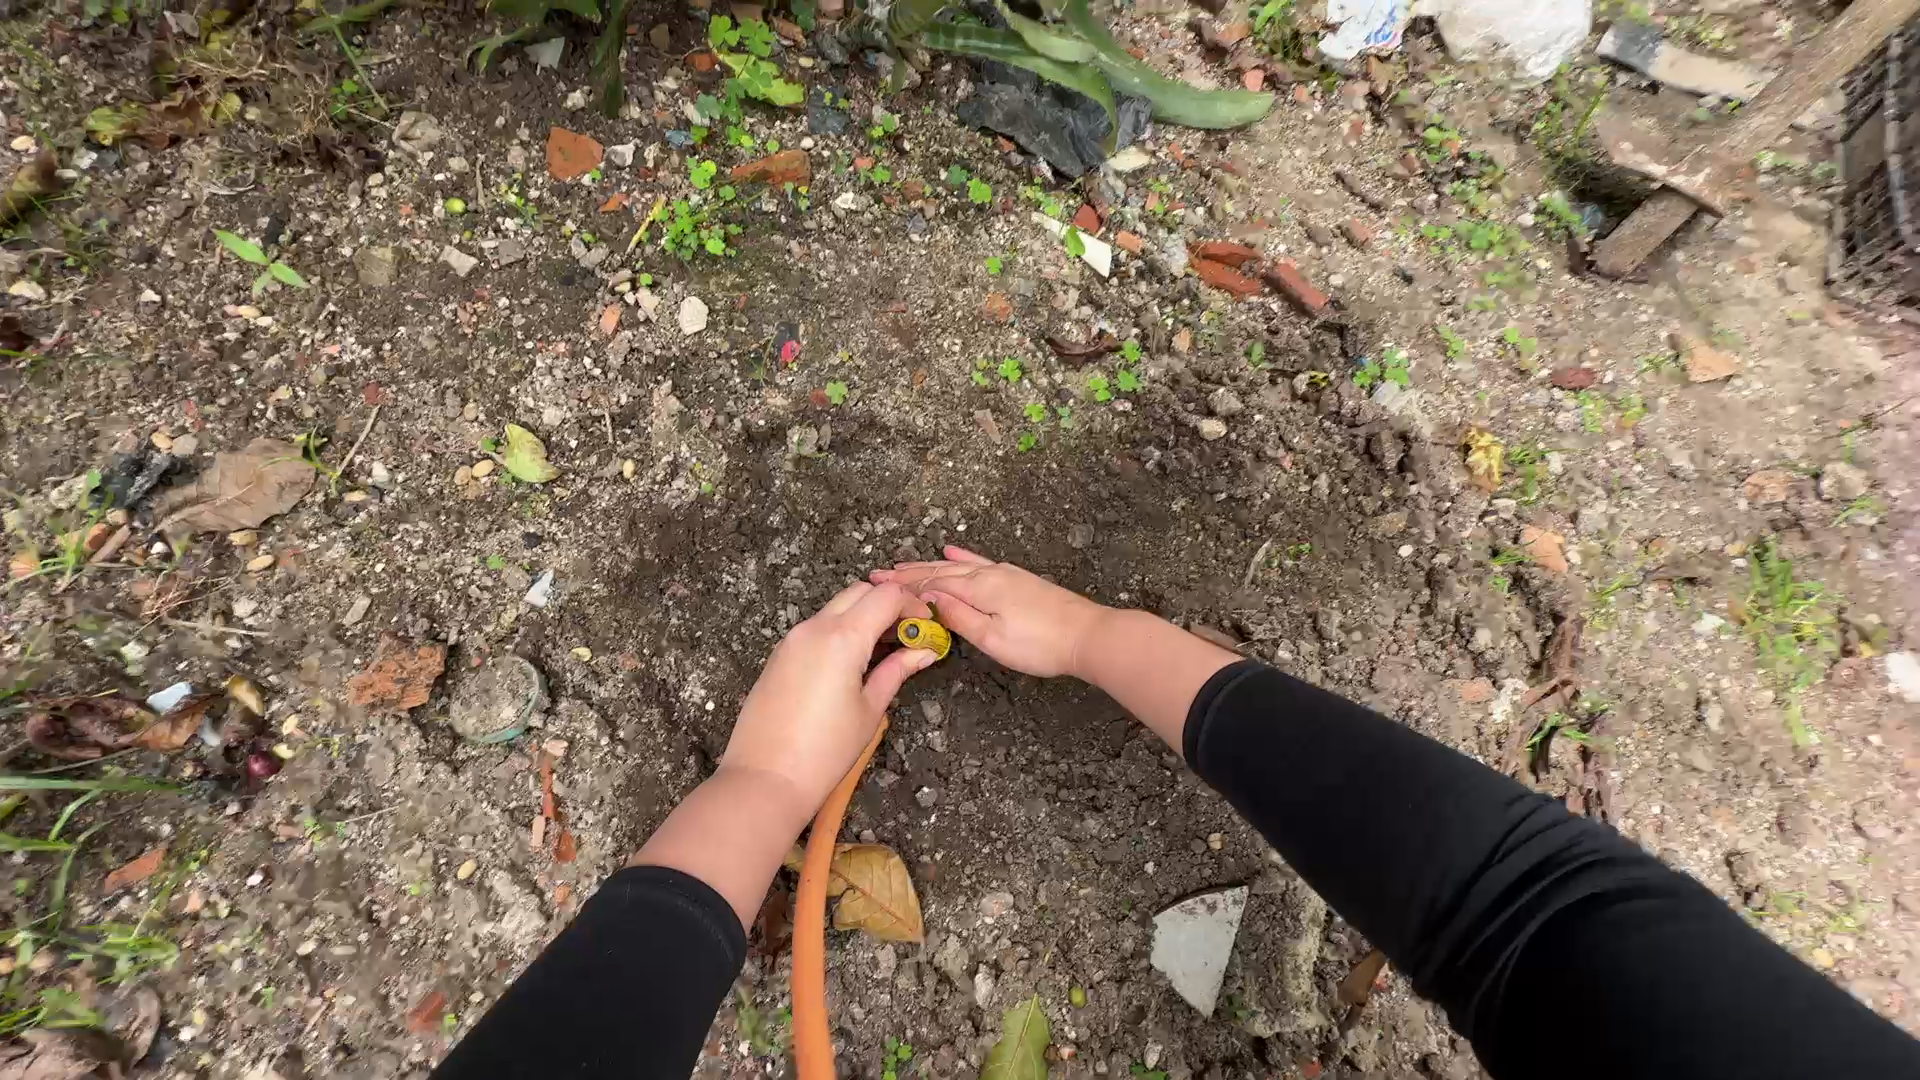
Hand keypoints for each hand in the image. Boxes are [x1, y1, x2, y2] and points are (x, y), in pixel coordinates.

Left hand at [719, 582, 935, 825]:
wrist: (765, 778)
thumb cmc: (823, 752)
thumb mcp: (870, 709)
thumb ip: (897, 670)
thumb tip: (924, 651)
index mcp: (842, 638)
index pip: (886, 596)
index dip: (914, 605)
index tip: (927, 627)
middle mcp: (814, 628)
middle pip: (861, 591)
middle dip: (889, 604)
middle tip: (909, 635)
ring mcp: (793, 638)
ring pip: (837, 606)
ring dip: (864, 615)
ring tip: (885, 650)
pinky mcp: (780, 653)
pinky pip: (817, 626)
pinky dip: (841, 629)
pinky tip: (854, 661)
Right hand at [870, 546, 1108, 678]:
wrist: (1086, 636)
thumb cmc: (1041, 645)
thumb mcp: (993, 639)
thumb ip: (959, 617)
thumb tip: (929, 597)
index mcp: (980, 589)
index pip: (932, 584)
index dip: (903, 585)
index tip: (877, 582)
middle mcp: (989, 574)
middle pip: (940, 570)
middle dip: (909, 572)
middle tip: (881, 572)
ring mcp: (1004, 574)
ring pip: (958, 564)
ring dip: (930, 564)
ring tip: (906, 562)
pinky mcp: (1016, 579)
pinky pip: (980, 561)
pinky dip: (962, 555)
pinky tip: (953, 549)